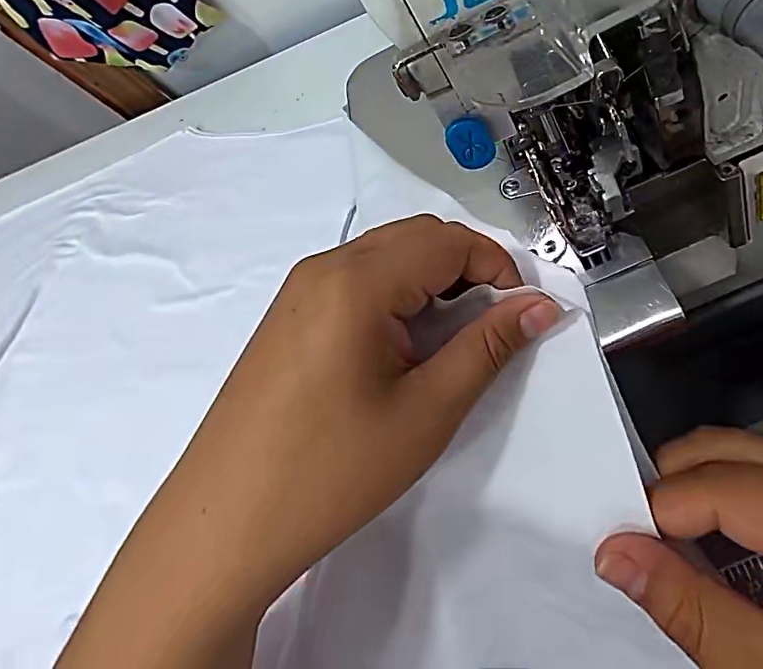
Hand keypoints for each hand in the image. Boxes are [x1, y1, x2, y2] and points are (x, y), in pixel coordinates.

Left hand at [60, 215, 561, 668]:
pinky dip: (397, 291)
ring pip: (388, 253)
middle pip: (417, 236)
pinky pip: (358, 276)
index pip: (447, 240)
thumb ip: (488, 347)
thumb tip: (539, 306)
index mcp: (356, 280)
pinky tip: (403, 345)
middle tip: (491, 323)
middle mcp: (324, 267)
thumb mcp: (426, 411)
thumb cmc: (330, 471)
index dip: (495, 265)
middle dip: (467, 267)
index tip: (520, 311)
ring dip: (432, 279)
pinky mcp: (289, 311)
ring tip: (450, 339)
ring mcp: (300, 287)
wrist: (223, 524)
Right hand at [596, 428, 762, 667]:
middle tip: (637, 549)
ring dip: (690, 493)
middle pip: (717, 450)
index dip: (653, 514)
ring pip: (731, 451)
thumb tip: (619, 554)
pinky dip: (719, 495)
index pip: (712, 484)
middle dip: (667, 493)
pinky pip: (756, 467)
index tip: (619, 549)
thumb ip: (692, 608)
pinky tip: (710, 543)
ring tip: (671, 553)